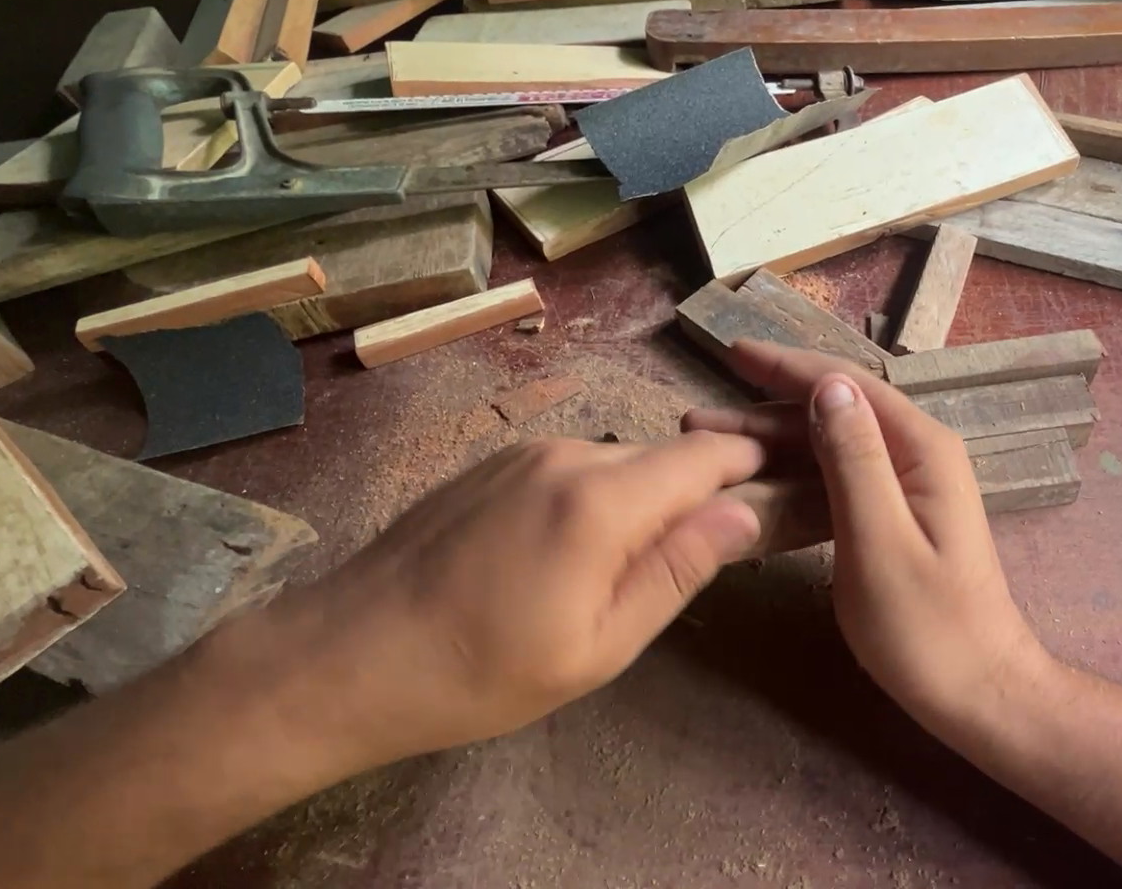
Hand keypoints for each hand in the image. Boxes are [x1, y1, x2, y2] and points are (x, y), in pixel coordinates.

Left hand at [242, 433, 764, 771]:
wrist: (346, 655)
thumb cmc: (483, 670)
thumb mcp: (601, 645)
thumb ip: (679, 568)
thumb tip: (744, 513)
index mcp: (603, 500)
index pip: (708, 454)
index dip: (749, 463)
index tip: (774, 485)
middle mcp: (571, 454)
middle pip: (666, 455)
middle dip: (696, 489)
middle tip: (696, 550)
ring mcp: (528, 451)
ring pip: (621, 459)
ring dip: (643, 495)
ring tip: (620, 563)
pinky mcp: (498, 458)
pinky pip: (576, 465)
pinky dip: (599, 493)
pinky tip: (565, 549)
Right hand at [682, 341, 1049, 731]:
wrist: (979, 692)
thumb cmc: (928, 627)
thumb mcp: (881, 540)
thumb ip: (854, 459)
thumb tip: (829, 385)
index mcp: (920, 449)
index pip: (847, 386)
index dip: (788, 366)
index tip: (735, 352)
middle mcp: (917, 454)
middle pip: (835, 412)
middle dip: (766, 410)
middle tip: (698, 418)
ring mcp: (908, 485)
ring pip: (831, 446)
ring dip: (773, 443)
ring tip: (711, 446)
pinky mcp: (896, 515)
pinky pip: (838, 478)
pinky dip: (795, 474)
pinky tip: (759, 482)